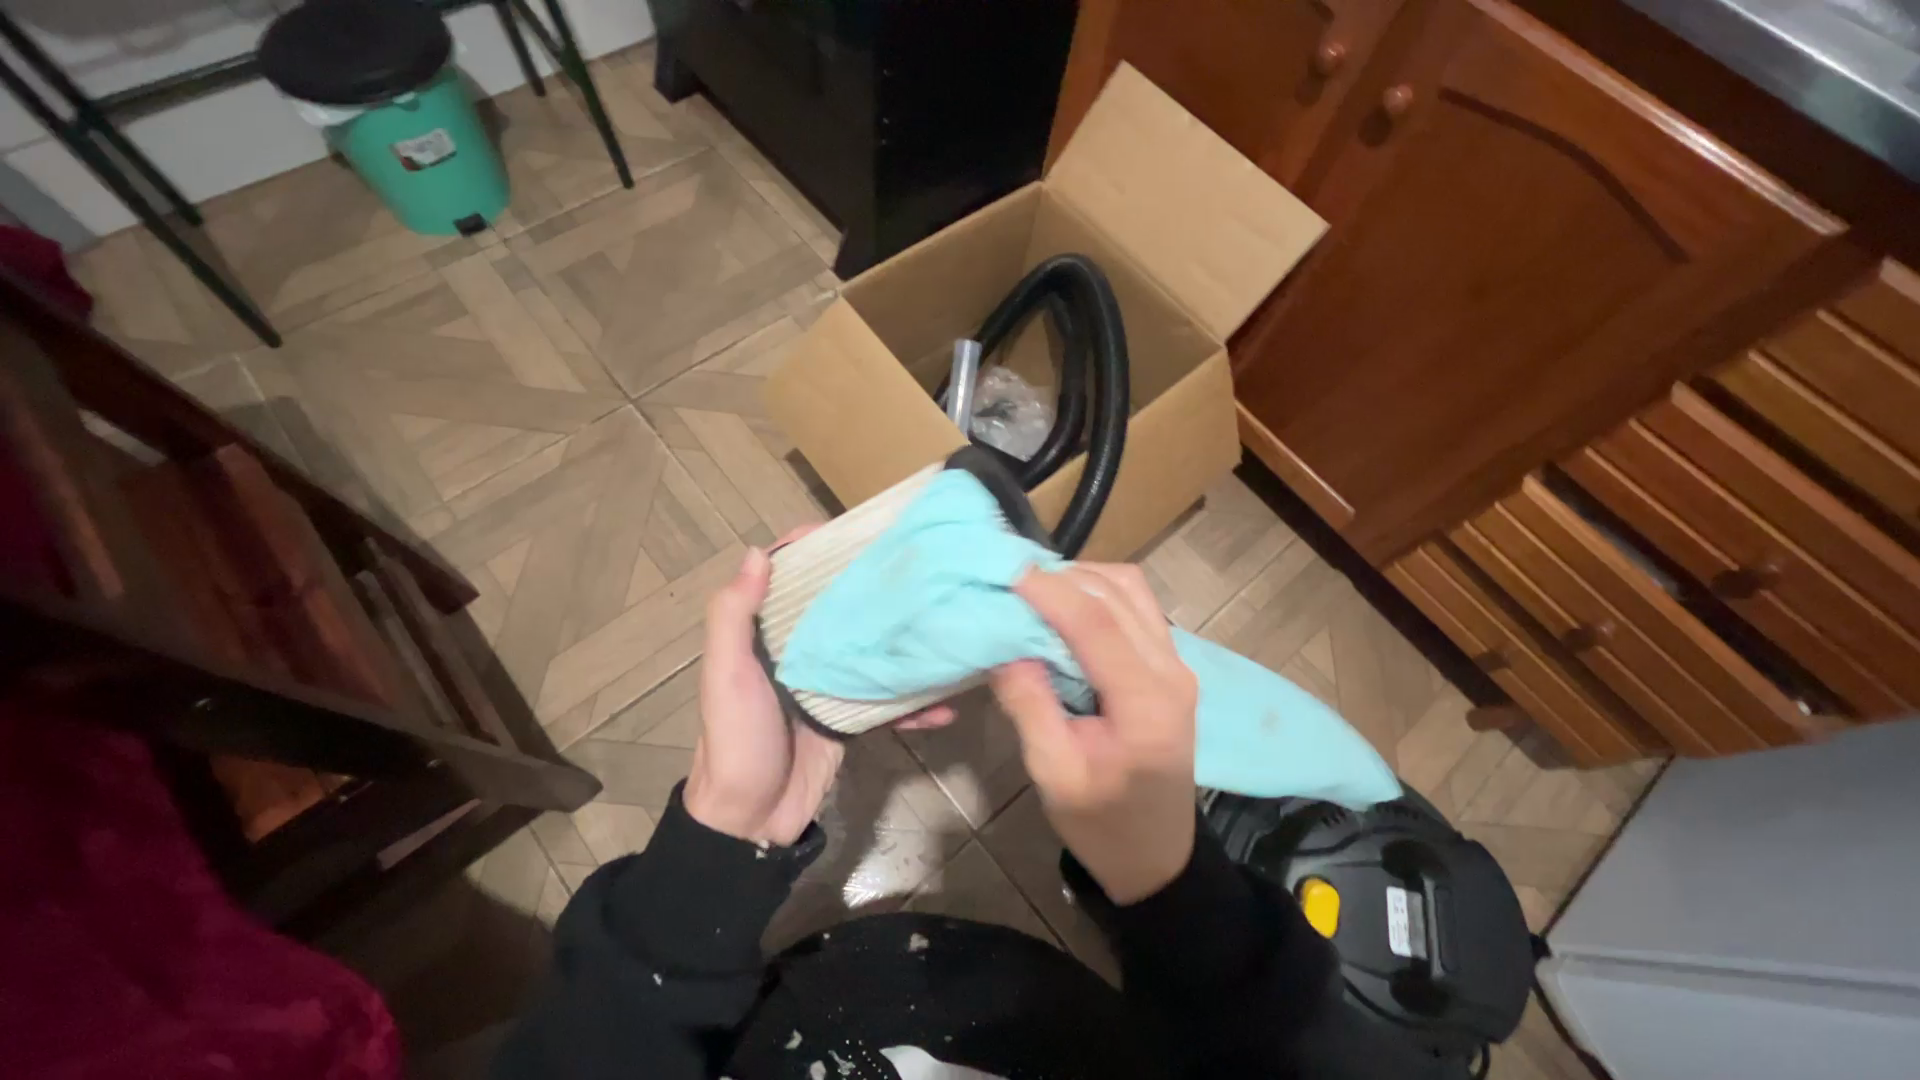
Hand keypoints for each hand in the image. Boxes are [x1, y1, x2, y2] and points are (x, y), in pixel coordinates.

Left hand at [685, 536, 953, 846]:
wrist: (752, 819)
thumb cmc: (737, 740)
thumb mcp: (726, 676)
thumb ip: (733, 617)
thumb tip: (756, 552)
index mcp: (765, 636)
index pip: (789, 578)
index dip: (817, 550)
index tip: (859, 530)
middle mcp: (799, 651)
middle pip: (838, 607)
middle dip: (873, 587)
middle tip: (920, 567)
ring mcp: (829, 684)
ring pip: (871, 650)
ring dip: (903, 640)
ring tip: (946, 622)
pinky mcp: (852, 718)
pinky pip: (888, 702)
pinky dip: (915, 704)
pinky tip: (948, 703)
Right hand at [991, 564, 1197, 903]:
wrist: (1155, 852)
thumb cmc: (1100, 822)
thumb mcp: (1054, 774)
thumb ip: (1030, 706)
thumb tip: (1002, 646)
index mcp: (1145, 703)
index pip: (1096, 624)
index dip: (1050, 591)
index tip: (1005, 573)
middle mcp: (1171, 671)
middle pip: (1117, 595)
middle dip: (1062, 577)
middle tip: (1010, 580)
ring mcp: (1176, 664)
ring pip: (1131, 591)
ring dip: (1083, 579)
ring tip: (1035, 589)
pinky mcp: (1169, 664)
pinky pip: (1136, 606)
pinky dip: (1098, 593)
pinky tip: (1064, 605)